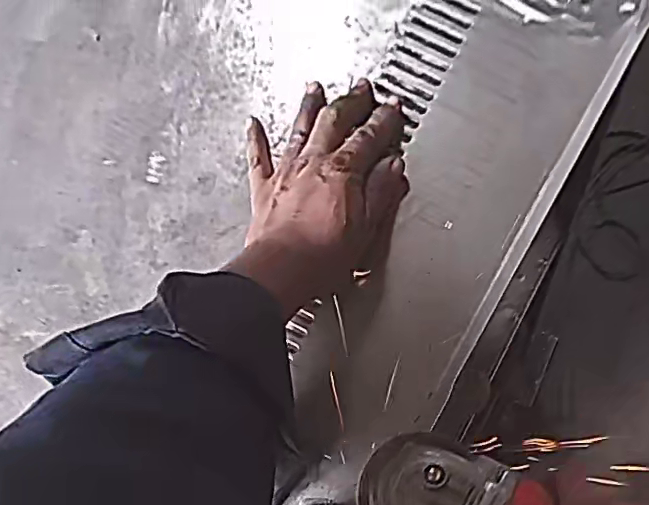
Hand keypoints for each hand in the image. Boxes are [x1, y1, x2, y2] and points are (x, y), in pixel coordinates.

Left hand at [223, 80, 410, 315]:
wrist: (282, 272)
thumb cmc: (321, 258)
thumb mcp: (365, 229)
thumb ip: (380, 194)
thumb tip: (393, 169)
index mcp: (343, 173)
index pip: (370, 137)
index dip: (385, 121)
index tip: (393, 110)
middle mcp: (314, 164)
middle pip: (335, 121)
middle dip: (351, 102)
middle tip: (363, 90)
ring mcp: (287, 173)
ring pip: (300, 129)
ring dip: (310, 106)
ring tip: (316, 89)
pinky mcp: (265, 190)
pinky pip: (258, 157)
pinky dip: (256, 139)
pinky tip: (255, 125)